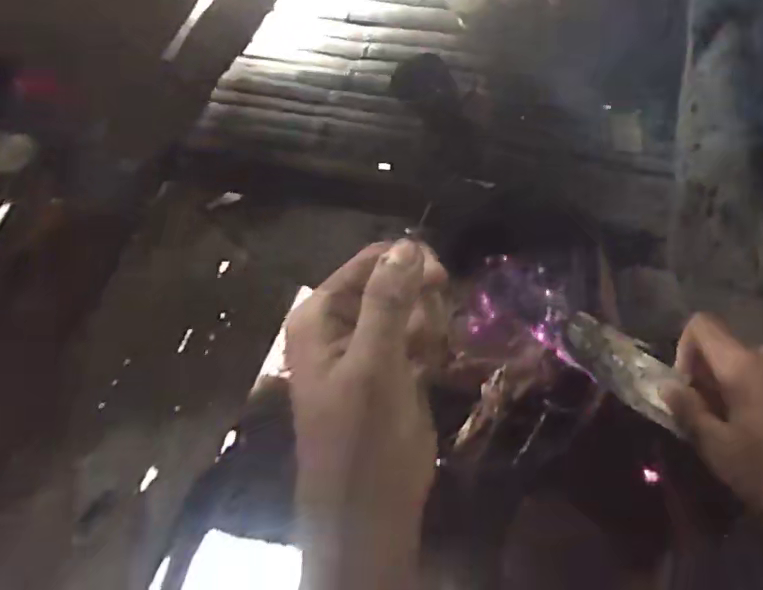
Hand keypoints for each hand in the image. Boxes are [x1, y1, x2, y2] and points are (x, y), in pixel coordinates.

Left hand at [286, 239, 448, 589]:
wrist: (370, 518)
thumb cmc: (361, 441)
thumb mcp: (372, 367)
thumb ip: (387, 303)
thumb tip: (407, 244)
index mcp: (321, 314)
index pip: (369, 262)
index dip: (407, 264)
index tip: (441, 282)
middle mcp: (341, 322)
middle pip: (394, 279)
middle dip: (419, 302)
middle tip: (427, 337)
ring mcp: (367, 344)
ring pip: (412, 304)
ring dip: (429, 325)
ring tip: (426, 360)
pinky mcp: (392, 365)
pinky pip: (419, 332)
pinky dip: (430, 345)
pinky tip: (430, 369)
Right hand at [663, 312, 762, 551]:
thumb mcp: (723, 453)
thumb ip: (690, 414)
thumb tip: (667, 385)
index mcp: (741, 362)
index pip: (700, 324)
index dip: (683, 350)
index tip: (688, 393)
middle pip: (724, 351)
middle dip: (709, 382)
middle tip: (711, 429)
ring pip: (748, 371)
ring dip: (734, 395)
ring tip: (741, 442)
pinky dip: (759, 403)